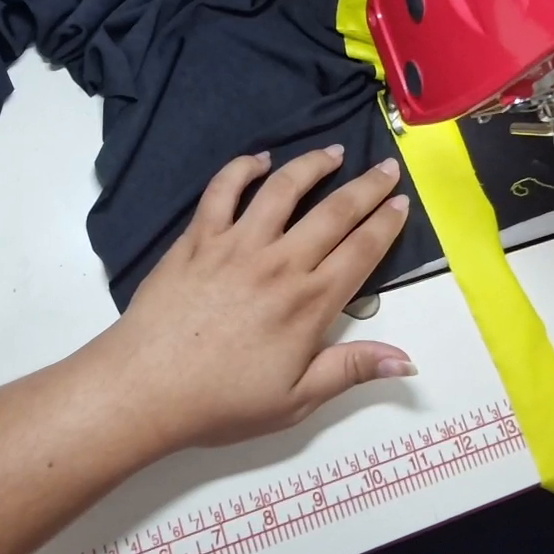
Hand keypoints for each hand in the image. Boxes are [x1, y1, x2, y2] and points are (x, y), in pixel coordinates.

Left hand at [88, 146, 413, 449]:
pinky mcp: (198, 238)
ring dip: (312, 166)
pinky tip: (259, 160)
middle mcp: (280, 263)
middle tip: (385, 167)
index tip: (402, 203)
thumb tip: (407, 359)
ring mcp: (236, 244)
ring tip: (332, 152)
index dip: (386, 224)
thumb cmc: (223, 401)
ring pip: (283, 189)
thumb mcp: (296, 400)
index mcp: (309, 302)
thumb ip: (351, 371)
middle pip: (334, 212)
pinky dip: (242, 169)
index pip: (361, 251)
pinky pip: (222, 191)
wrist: (147, 388)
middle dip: (367, 187)